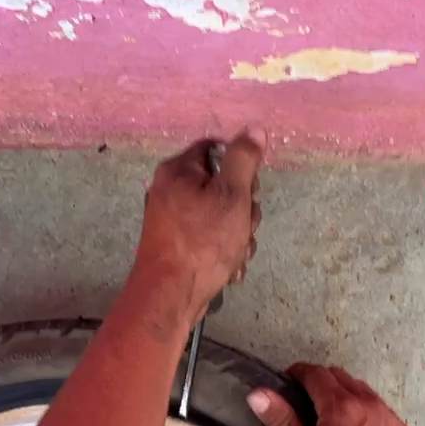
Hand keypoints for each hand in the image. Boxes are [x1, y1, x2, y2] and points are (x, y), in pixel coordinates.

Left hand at [132, 131, 264, 321]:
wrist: (171, 295)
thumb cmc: (203, 241)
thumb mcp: (231, 195)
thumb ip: (244, 160)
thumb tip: (254, 129)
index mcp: (178, 171)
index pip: (216, 149)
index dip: (240, 166)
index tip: (249, 188)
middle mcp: (170, 191)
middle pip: (221, 185)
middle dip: (243, 209)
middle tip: (243, 225)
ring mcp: (173, 220)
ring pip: (221, 216)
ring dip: (239, 235)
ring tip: (236, 253)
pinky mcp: (178, 246)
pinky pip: (210, 239)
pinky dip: (224, 252)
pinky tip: (229, 268)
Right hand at [246, 365, 424, 425]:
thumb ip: (281, 422)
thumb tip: (258, 393)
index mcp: (341, 408)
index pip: (317, 374)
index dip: (298, 373)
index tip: (287, 382)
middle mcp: (370, 405)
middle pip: (341, 378)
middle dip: (320, 383)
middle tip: (303, 404)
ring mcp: (390, 420)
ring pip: (363, 393)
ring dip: (343, 396)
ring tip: (329, 422)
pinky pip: (379, 412)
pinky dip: (364, 413)